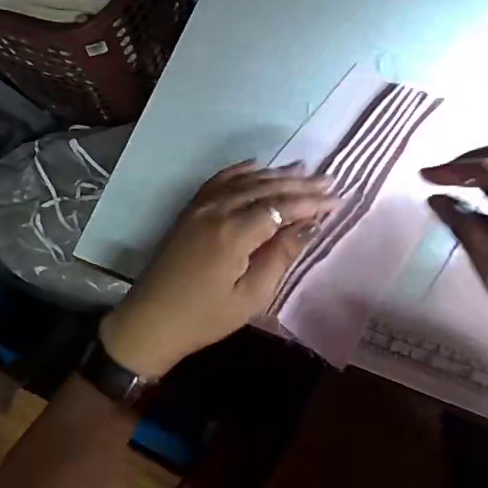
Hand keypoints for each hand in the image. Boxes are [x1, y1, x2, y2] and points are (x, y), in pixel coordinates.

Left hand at [99, 162, 338, 376]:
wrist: (150, 322)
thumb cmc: (205, 318)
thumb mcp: (251, 296)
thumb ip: (280, 256)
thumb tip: (309, 226)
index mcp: (234, 233)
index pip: (282, 208)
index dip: (311, 203)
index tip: (337, 200)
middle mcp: (217, 210)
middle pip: (266, 188)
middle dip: (300, 184)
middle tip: (329, 181)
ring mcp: (200, 207)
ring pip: (245, 181)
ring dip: (276, 175)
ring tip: (304, 170)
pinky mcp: (189, 211)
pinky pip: (219, 181)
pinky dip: (241, 171)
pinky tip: (257, 165)